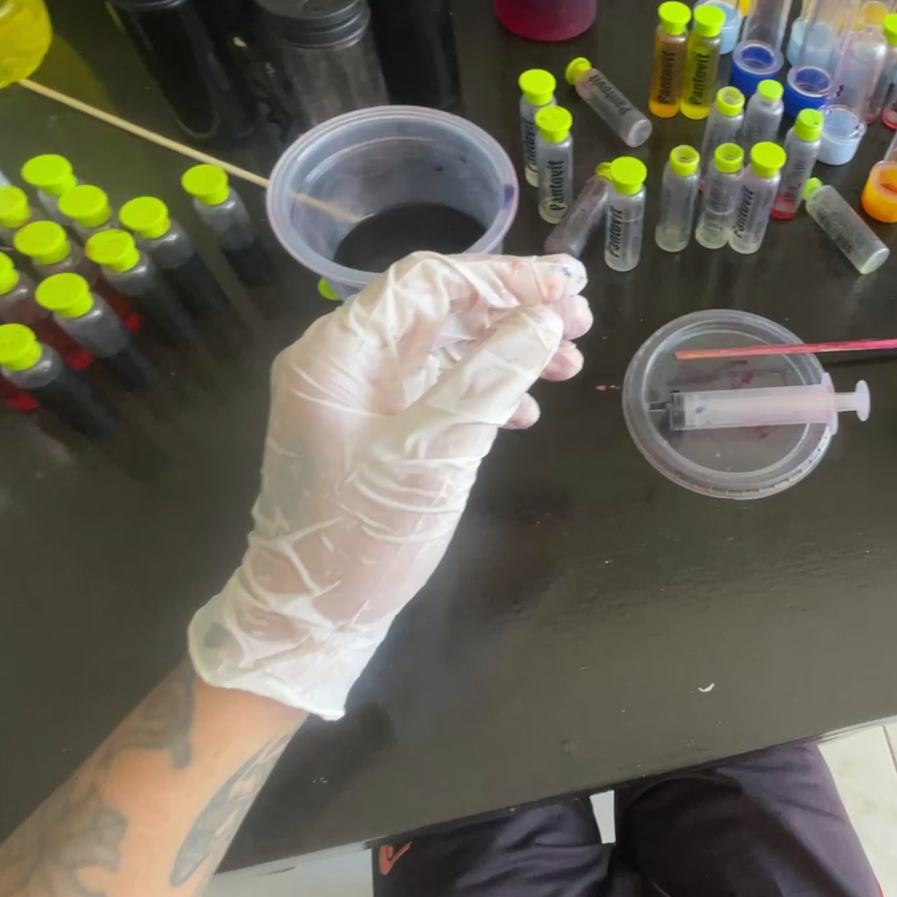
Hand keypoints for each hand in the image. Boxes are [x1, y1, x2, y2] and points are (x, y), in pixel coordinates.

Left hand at [188, 253, 591, 716]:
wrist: (315, 617)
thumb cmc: (362, 536)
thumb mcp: (432, 454)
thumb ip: (489, 379)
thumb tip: (545, 319)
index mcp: (339, 353)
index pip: (427, 284)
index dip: (502, 278)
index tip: (566, 289)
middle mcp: (350, 362)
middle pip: (443, 310)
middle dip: (514, 309)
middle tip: (581, 320)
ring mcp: (368, 397)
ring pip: (451, 349)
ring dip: (512, 350)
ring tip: (571, 364)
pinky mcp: (387, 430)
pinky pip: (445, 391)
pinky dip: (491, 392)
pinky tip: (528, 412)